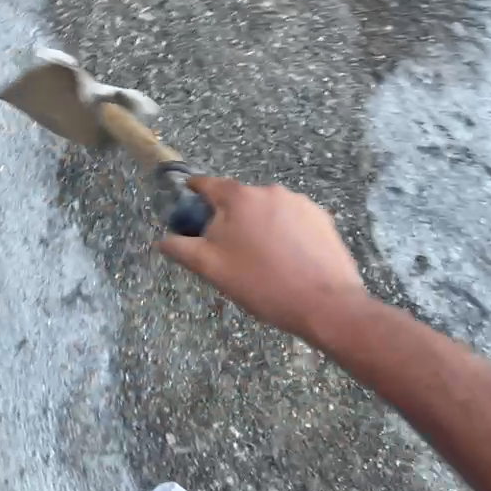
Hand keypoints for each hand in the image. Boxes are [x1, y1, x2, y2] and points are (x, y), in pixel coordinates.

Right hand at [157, 176, 370, 342]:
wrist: (328, 307)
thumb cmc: (262, 283)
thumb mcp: (210, 268)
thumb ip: (180, 248)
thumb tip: (162, 240)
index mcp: (238, 197)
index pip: (206, 184)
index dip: (193, 194)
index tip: (189, 209)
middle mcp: (269, 191)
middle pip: (238, 199)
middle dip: (230, 219)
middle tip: (228, 249)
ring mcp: (300, 204)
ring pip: (266, 210)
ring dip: (259, 226)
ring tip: (262, 259)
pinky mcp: (324, 220)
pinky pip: (292, 220)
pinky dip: (285, 233)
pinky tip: (288, 260)